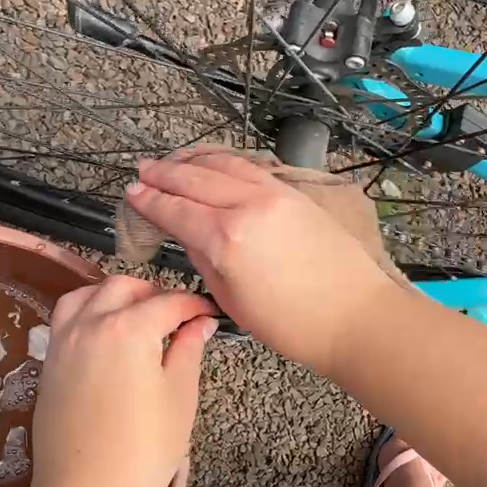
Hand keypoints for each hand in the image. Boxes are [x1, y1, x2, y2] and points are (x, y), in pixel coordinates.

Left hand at [27, 275, 215, 486]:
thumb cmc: (146, 447)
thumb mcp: (180, 395)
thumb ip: (188, 350)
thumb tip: (200, 323)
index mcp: (129, 327)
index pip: (168, 302)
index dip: (193, 305)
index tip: (209, 313)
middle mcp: (91, 324)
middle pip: (122, 287)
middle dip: (152, 293)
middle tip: (175, 316)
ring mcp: (63, 343)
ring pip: (85, 295)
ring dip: (113, 296)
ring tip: (134, 317)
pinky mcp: (48, 365)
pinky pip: (66, 320)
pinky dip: (88, 314)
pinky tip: (106, 338)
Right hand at [127, 149, 400, 371]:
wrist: (355, 316)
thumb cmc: (294, 325)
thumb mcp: (234, 302)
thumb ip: (207, 262)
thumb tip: (193, 238)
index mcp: (226, 240)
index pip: (176, 211)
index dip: (150, 202)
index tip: (132, 194)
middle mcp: (248, 207)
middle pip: (195, 180)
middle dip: (164, 174)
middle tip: (142, 171)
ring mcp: (275, 195)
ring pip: (224, 165)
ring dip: (193, 161)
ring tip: (172, 161)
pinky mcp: (296, 194)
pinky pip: (251, 167)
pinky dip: (225, 162)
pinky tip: (215, 164)